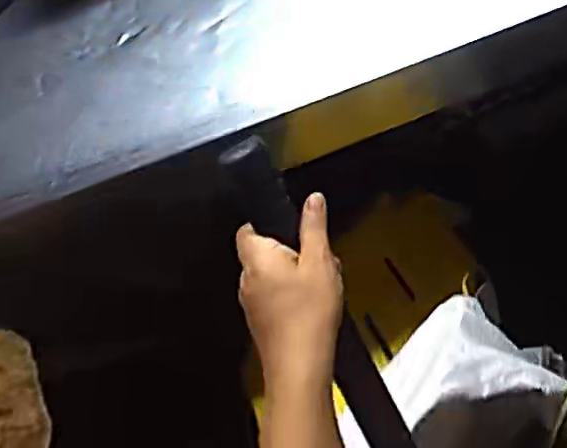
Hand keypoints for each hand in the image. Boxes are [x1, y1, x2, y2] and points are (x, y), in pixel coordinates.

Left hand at [237, 192, 341, 389]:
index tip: (286, 218)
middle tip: (315, 252)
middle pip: (264, 250)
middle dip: (291, 246)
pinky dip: (293, 290)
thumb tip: (313, 200)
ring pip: (272, 272)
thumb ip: (314, 226)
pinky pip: (275, 293)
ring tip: (320, 277)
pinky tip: (315, 299)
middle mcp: (247, 282)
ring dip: (295, 269)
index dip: (264, 219)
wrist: (301, 366)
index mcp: (257, 261)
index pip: (247, 229)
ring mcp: (252, 304)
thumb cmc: (308, 315)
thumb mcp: (320, 259)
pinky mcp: (262, 321)